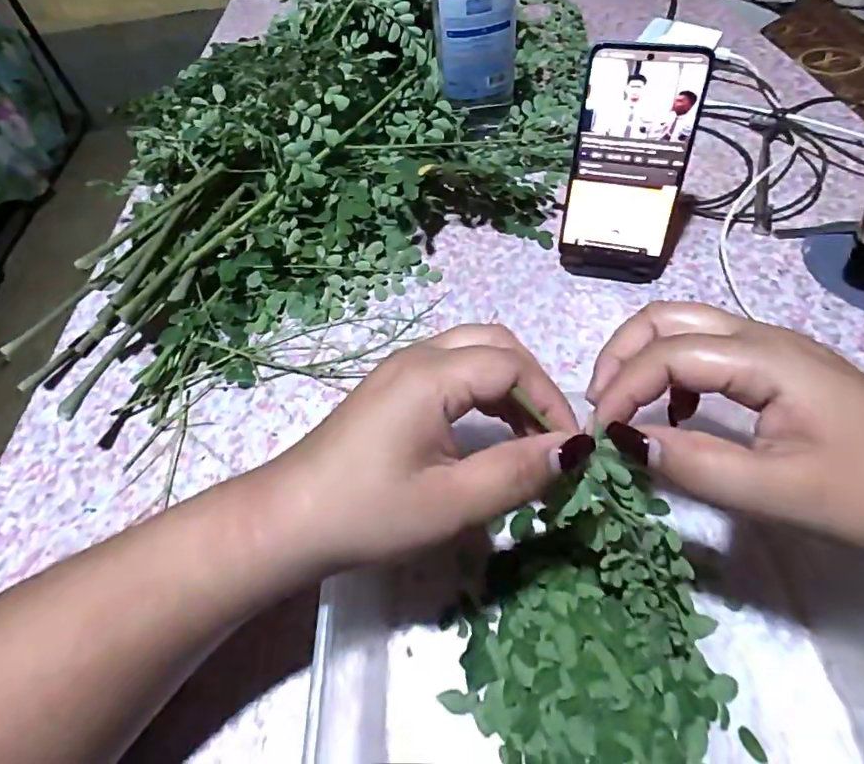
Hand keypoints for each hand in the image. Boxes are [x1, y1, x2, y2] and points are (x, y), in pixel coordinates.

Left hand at [265, 324, 591, 571]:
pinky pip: (453, 366)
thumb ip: (516, 472)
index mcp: (432, 376)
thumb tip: (574, 450)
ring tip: (528, 434)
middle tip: (551, 433)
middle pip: (496, 343)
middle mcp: (418, 356)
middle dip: (533, 382)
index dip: (550, 401)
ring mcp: (402, 366)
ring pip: (474, 350)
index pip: (513, 366)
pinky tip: (491, 427)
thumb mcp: (451, 503)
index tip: (572, 447)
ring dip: (509, 382)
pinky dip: (483, 387)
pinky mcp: (393, 384)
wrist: (288, 520)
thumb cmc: (369, 513)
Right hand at [587, 302, 863, 567]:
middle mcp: (764, 336)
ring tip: (626, 405)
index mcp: (767, 357)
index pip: (670, 352)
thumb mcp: (784, 494)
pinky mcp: (781, 369)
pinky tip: (680, 414)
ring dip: (646, 356)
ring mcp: (775, 348)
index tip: (598, 432)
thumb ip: (700, 467)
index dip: (624, 386)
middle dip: (623, 352)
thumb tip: (625, 442)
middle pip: (669, 317)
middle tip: (600, 404)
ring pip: (687, 327)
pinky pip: (710, 350)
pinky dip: (676, 371)